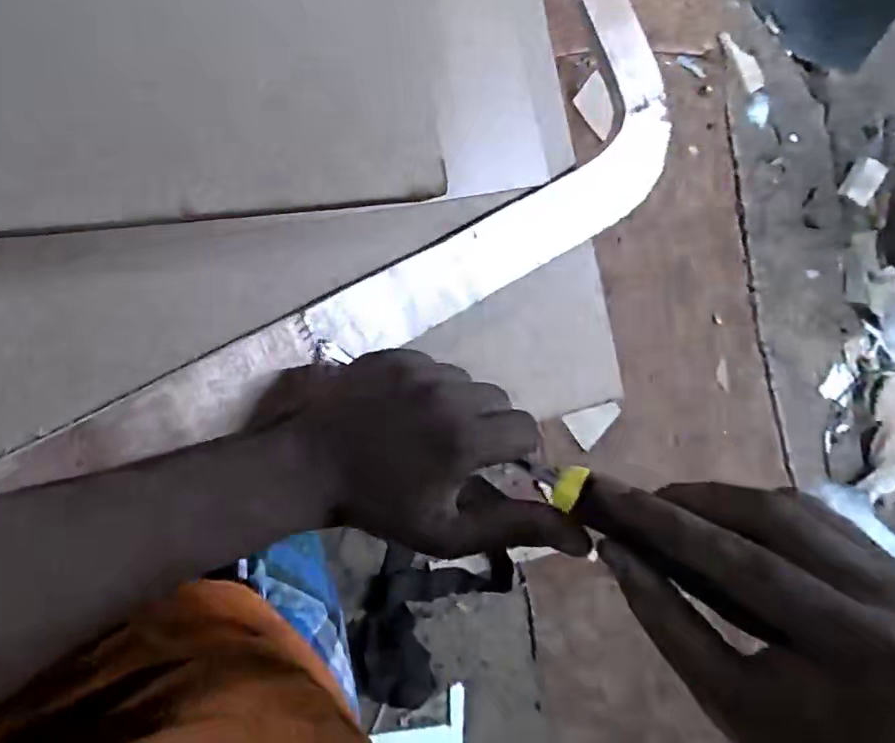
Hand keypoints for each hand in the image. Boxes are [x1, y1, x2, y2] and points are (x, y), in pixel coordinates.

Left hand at [279, 349, 589, 559]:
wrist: (311, 463)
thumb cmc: (379, 503)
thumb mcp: (447, 530)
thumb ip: (515, 526)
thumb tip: (583, 538)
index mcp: (464, 435)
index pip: (526, 428)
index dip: (518, 452)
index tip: (495, 468)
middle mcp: (445, 391)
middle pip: (498, 399)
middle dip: (491, 426)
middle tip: (460, 451)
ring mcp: (413, 367)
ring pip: (465, 379)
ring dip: (460, 403)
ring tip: (429, 429)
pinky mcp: (388, 355)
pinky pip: (430, 364)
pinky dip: (429, 384)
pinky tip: (404, 407)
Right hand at [582, 479, 894, 742]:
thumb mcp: (731, 701)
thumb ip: (666, 618)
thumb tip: (610, 548)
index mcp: (864, 649)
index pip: (737, 557)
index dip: (659, 518)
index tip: (600, 489)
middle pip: (774, 515)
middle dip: (692, 500)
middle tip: (637, 504)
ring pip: (804, 510)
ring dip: (730, 504)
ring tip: (683, 519)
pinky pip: (836, 527)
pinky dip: (775, 520)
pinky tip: (743, 537)